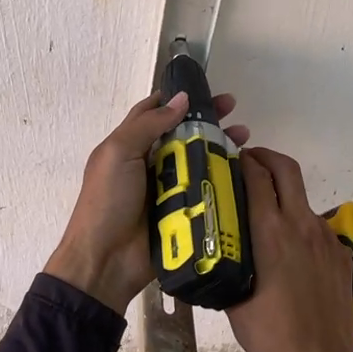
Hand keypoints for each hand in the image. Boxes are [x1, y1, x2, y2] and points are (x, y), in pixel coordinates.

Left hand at [44, 91, 248, 314]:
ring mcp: (167, 189)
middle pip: (182, 135)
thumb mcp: (119, 153)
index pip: (154, 112)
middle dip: (207, 120)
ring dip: (220, 147)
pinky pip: (206, 191)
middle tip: (235, 110)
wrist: (107, 261)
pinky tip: (244, 170)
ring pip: (198, 161)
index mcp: (128, 145)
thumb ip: (148, 124)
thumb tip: (182, 98)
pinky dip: (223, 179)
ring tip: (246, 138)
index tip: (205, 89)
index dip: (176, 99)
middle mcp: (148, 163)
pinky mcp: (183, 212)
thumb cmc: (108, 201)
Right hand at [227, 148, 352, 351]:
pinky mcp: (341, 255)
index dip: (243, 160)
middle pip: (287, 169)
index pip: (258, 175)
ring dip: (283, 193)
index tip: (229, 158)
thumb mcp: (234, 295)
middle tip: (248, 162)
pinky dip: (300, 225)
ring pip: (303, 198)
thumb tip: (214, 246)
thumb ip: (229, 260)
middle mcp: (301, 225)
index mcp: (271, 231)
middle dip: (267, 157)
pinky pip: (317, 227)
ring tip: (263, 212)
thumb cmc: (270, 334)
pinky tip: (288, 250)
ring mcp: (326, 238)